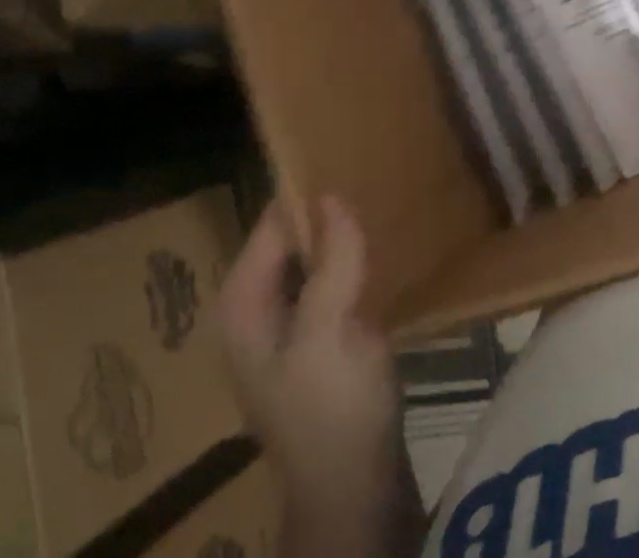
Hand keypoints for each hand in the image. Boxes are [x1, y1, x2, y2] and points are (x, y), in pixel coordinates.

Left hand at [219, 196, 416, 553]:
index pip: (270, 227)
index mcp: (244, 305)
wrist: (354, 483)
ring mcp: (294, 330)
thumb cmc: (332, 407)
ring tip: (392, 203)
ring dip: (348, 238)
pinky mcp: (326, 344)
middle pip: (292, 245)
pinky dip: (360, 266)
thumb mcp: (330, 330)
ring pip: (318, 265)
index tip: (351, 154)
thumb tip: (331, 196)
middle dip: (330, 212)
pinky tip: (394, 253)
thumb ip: (331, 263)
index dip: (305, 192)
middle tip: (381, 173)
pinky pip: (338, 288)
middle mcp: (260, 311)